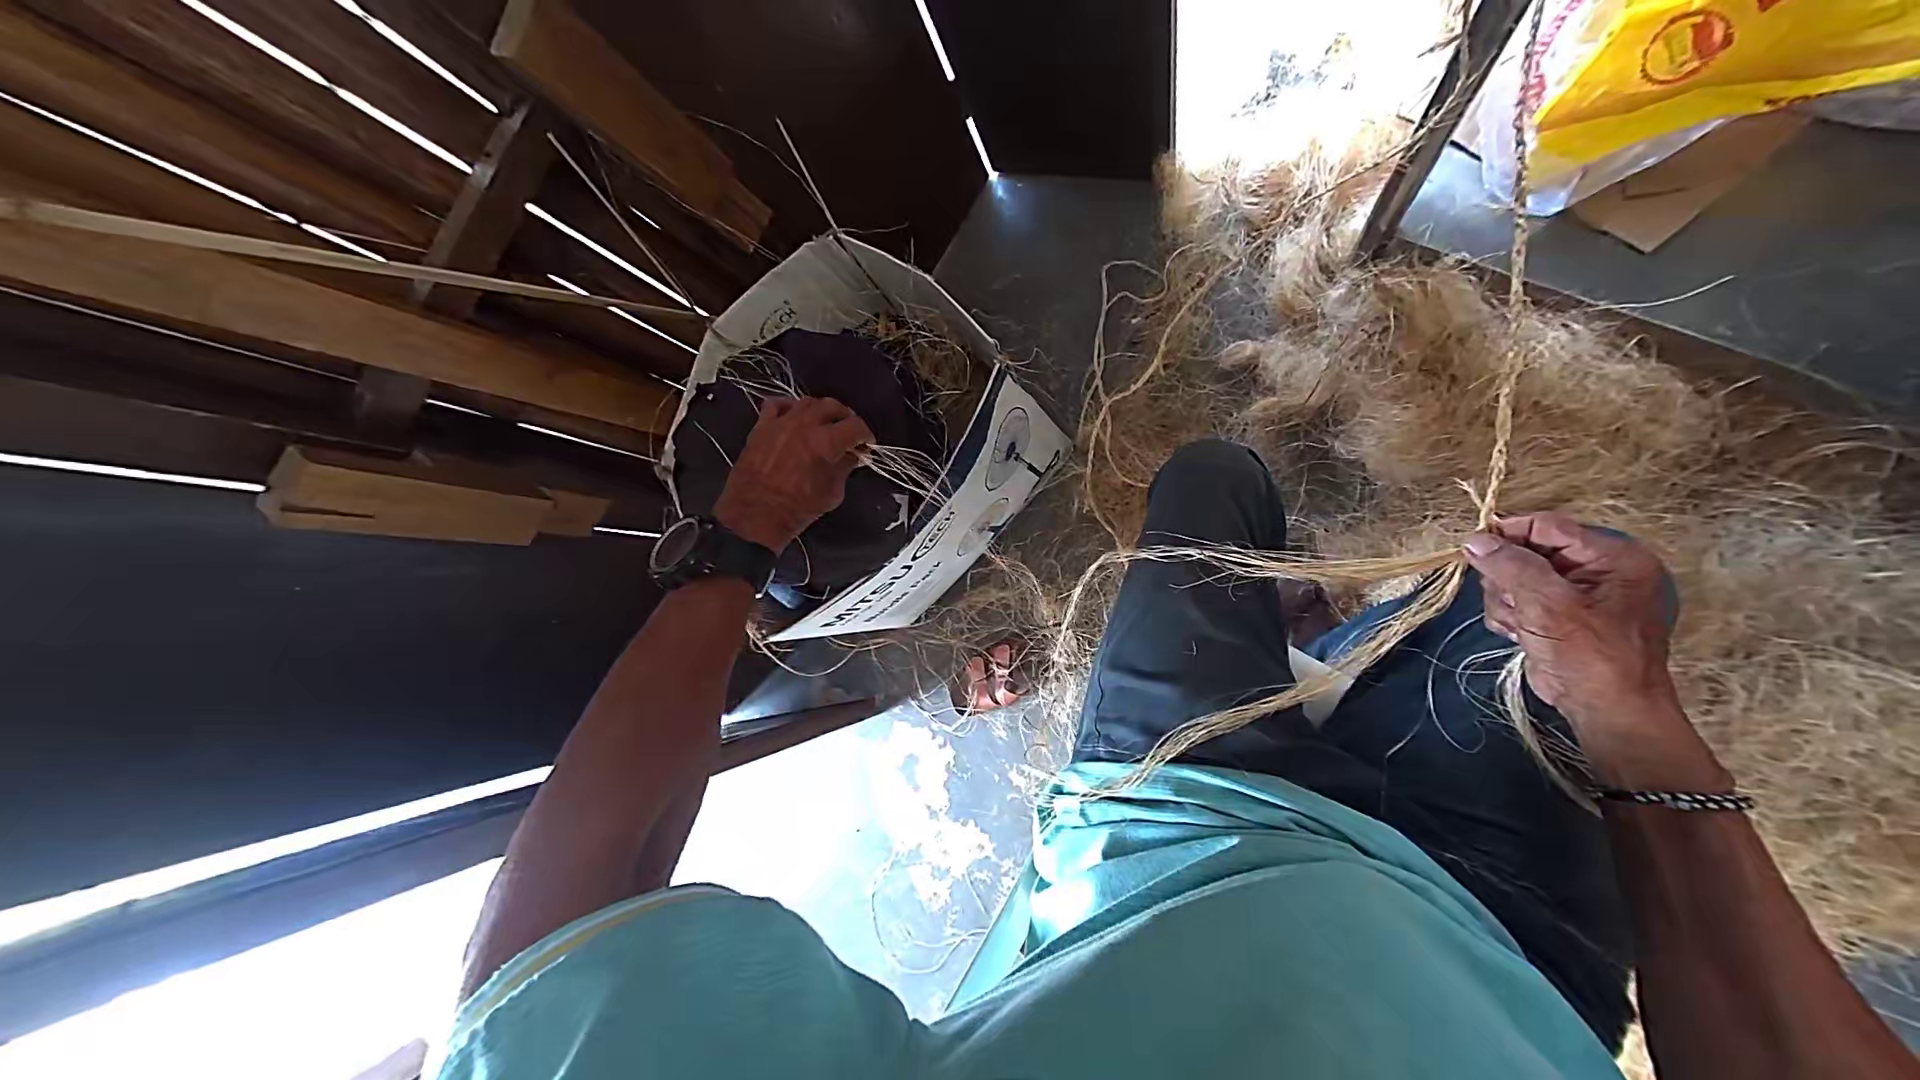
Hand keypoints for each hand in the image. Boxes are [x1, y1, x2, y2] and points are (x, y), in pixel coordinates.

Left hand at [712, 396, 872, 551]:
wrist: (754, 515)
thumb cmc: (796, 509)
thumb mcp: (831, 493)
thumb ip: (844, 469)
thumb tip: (852, 456)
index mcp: (826, 442)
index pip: (856, 426)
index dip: (866, 435)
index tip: (866, 444)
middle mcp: (805, 425)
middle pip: (833, 406)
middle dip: (846, 417)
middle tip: (848, 432)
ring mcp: (781, 422)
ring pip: (807, 402)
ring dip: (820, 410)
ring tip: (824, 423)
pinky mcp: (762, 426)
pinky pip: (776, 404)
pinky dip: (789, 407)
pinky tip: (793, 416)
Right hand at [1463, 513, 1728, 789]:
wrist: (1605, 709)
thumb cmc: (1589, 654)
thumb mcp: (1548, 603)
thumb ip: (1511, 565)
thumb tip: (1474, 539)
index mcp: (1611, 557)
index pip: (1545, 526)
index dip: (1506, 534)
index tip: (1472, 550)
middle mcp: (1594, 569)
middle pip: (1523, 552)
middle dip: (1506, 578)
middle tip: (1514, 602)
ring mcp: (1574, 593)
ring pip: (1512, 577)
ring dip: (1505, 600)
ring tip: (1521, 625)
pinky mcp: (1555, 614)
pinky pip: (1514, 599)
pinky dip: (1509, 615)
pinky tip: (1520, 633)